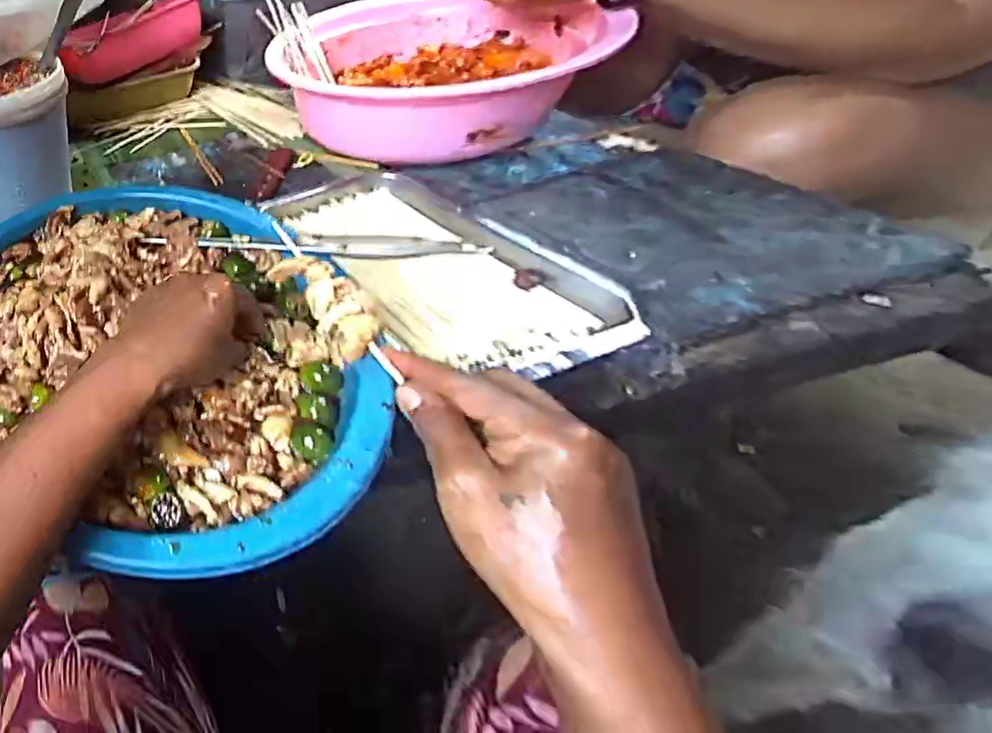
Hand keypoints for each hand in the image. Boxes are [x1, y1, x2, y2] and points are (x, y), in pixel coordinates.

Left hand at [104, 273, 262, 397]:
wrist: (139, 359)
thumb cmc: (191, 356)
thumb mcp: (227, 358)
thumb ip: (239, 346)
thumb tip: (239, 343)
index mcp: (222, 288)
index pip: (248, 301)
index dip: (255, 319)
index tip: (257, 334)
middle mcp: (196, 278)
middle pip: (220, 292)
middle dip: (228, 311)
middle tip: (233, 332)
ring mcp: (169, 284)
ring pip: (194, 294)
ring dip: (202, 309)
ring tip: (203, 331)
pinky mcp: (148, 294)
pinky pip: (172, 301)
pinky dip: (179, 313)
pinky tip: (177, 332)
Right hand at [388, 351, 661, 645]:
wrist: (602, 638)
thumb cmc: (522, 561)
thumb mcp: (465, 491)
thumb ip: (439, 431)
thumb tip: (413, 390)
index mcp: (551, 432)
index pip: (473, 386)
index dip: (424, 369)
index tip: (386, 352)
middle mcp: (582, 432)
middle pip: (505, 388)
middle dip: (456, 385)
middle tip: (412, 392)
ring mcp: (600, 457)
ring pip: (526, 408)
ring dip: (481, 407)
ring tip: (442, 418)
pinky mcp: (605, 480)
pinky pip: (544, 432)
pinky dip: (507, 429)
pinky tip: (486, 448)